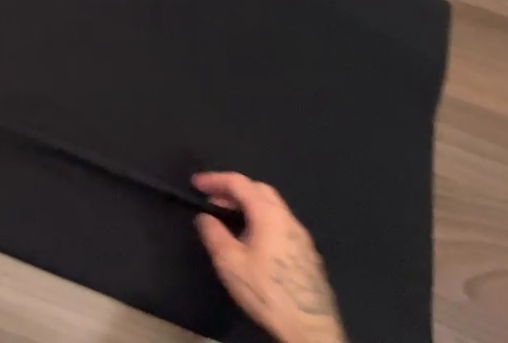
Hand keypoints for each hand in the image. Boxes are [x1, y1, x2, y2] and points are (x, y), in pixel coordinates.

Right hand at [193, 172, 344, 342]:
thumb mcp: (230, 263)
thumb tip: (204, 217)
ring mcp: (302, 237)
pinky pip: (280, 224)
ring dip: (248, 204)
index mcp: (268, 214)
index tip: (195, 183)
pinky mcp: (308, 254)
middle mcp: (288, 219)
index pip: (239, 183)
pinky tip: (252, 239)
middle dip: (233, 188)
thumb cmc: (267, 291)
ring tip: (229, 217)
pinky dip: (261, 219)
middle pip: (259, 189)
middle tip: (213, 199)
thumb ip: (213, 234)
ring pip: (272, 207)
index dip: (215, 179)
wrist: (311, 328)